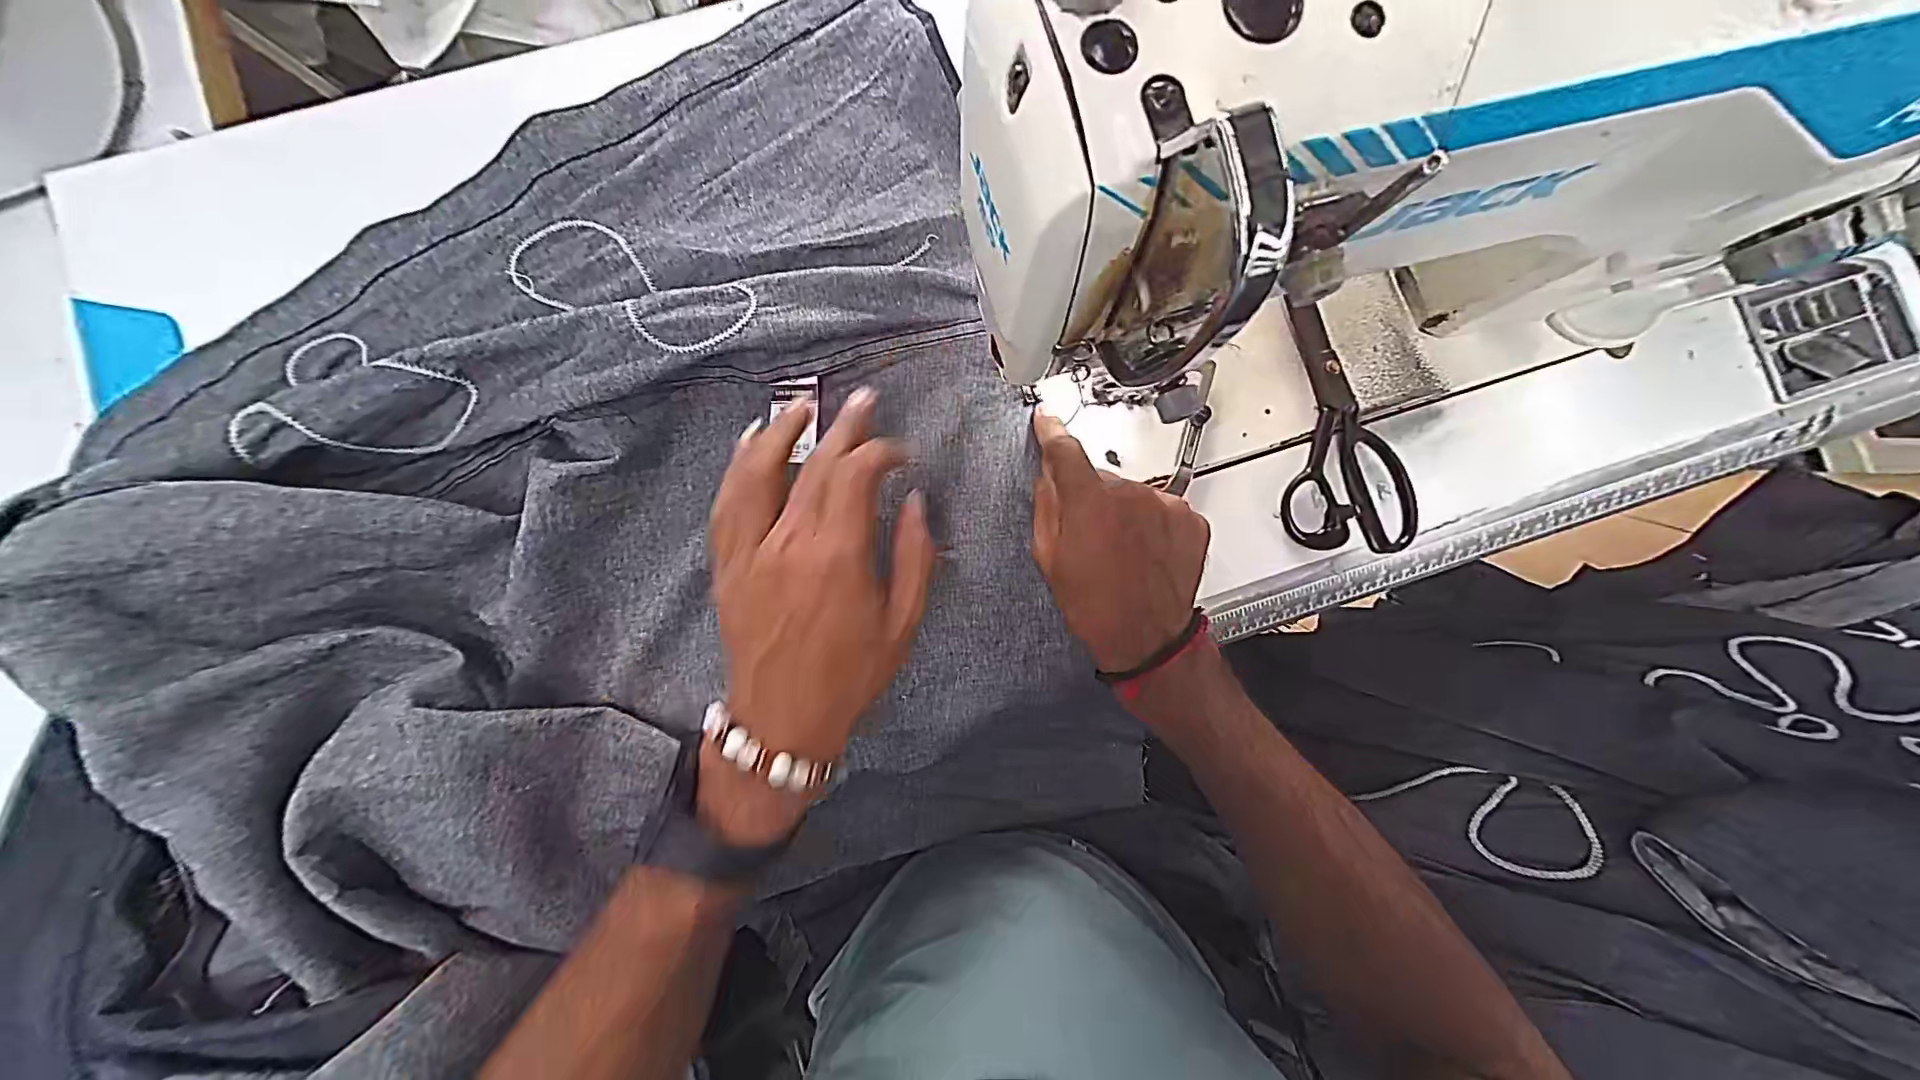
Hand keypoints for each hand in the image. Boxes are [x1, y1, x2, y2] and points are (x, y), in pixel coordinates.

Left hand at [702, 387, 935, 843]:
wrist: (783, 720)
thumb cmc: (851, 677)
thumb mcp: (902, 624)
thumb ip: (914, 558)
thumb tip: (915, 503)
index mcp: (838, 557)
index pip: (856, 476)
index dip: (881, 452)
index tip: (901, 454)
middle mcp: (790, 543)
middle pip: (814, 466)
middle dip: (843, 428)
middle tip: (863, 400)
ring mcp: (751, 551)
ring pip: (760, 473)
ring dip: (781, 432)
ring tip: (801, 405)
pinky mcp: (728, 565)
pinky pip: (727, 505)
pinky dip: (738, 468)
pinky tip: (748, 444)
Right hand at [1031, 410, 1209, 672]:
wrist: (1147, 637)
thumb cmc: (1097, 607)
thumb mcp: (1049, 558)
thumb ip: (1046, 507)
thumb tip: (1048, 478)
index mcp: (1089, 502)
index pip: (1065, 449)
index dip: (1052, 431)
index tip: (1047, 420)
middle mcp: (1130, 494)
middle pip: (1101, 477)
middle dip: (1092, 497)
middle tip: (1091, 536)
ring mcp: (1164, 504)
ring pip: (1133, 492)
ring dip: (1125, 512)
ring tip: (1121, 551)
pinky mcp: (1189, 517)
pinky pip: (1161, 506)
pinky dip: (1151, 523)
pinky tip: (1145, 552)